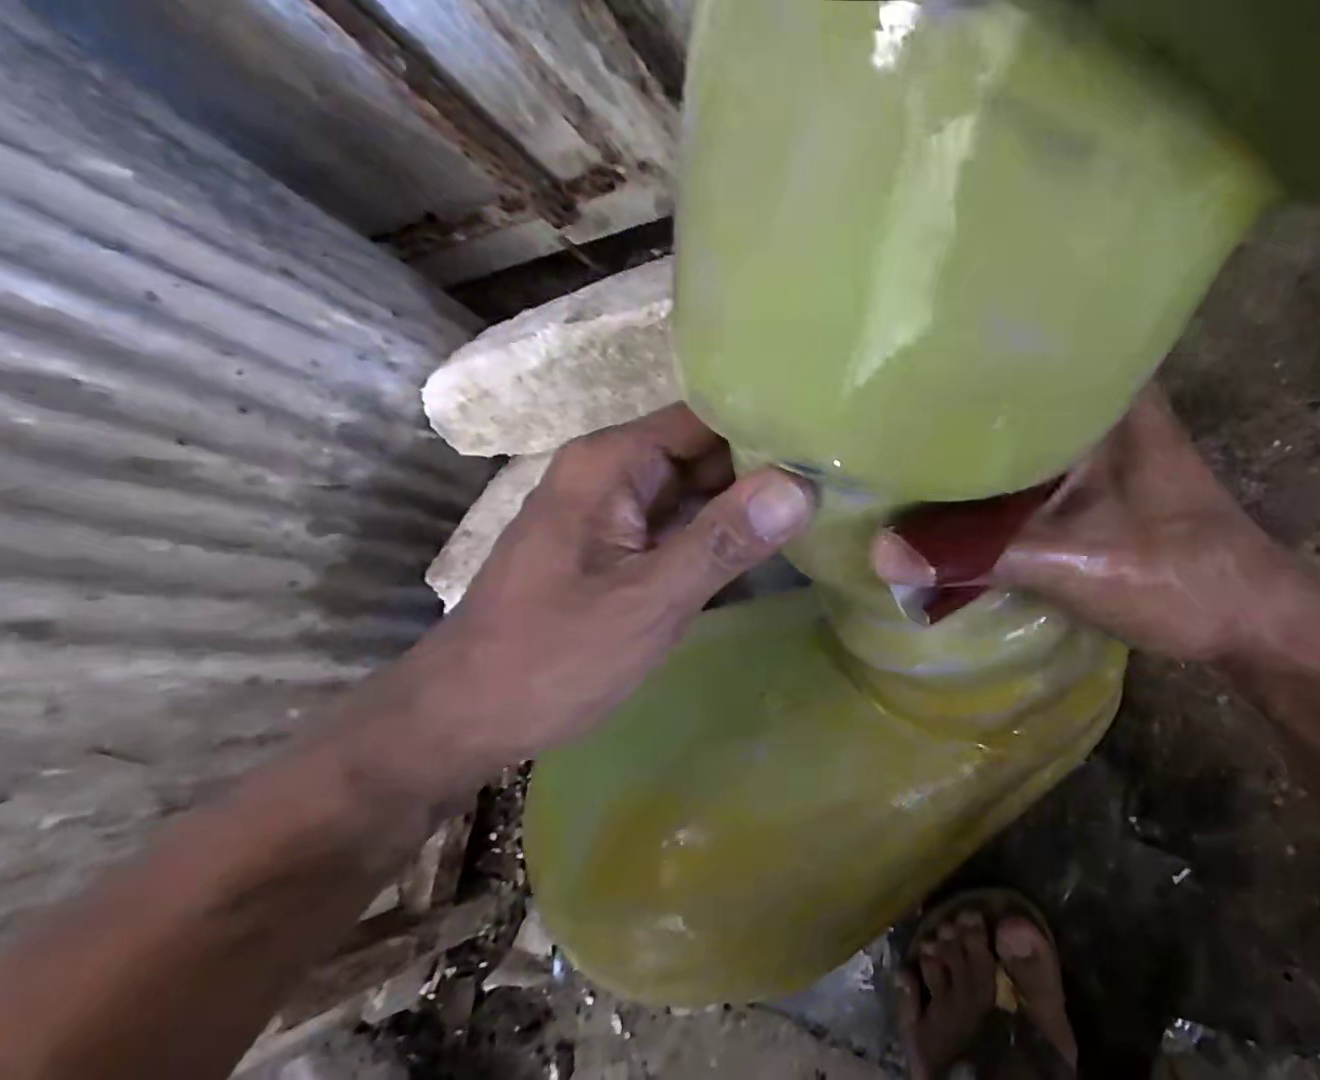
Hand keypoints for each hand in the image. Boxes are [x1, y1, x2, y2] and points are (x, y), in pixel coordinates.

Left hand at [354, 405, 814, 797]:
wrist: (467, 722)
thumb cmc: (551, 657)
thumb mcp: (648, 600)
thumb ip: (725, 541)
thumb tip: (804, 486)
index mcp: (614, 463)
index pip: (709, 417)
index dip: (772, 423)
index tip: (837, 439)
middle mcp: (619, 474)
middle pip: (713, 451)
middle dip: (775, 463)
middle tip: (852, 474)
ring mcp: (625, 513)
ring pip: (707, 491)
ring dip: (760, 500)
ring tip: (837, 498)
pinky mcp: (631, 550)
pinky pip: (694, 526)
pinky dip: (735, 533)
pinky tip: (787, 539)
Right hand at [875, 385, 1319, 664]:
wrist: (1248, 624)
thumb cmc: (1180, 576)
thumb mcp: (1075, 563)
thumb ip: (980, 556)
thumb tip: (881, 554)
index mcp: (1113, 394)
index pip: (1027, 349)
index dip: (962, 353)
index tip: (899, 355)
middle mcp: (1106, 406)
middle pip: (1015, 392)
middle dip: (955, 402)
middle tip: (880, 401)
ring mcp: (1102, 447)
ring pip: (1021, 433)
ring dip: (973, 445)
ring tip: (899, 438)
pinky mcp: (1096, 486)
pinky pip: (1030, 468)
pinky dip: (993, 479)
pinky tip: (949, 489)